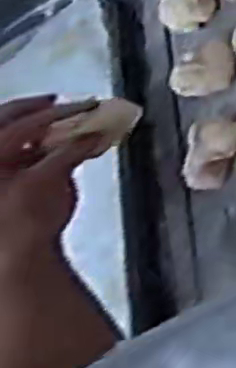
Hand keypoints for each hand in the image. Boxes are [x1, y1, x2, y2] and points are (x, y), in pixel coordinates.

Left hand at [0, 97, 97, 272]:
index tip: (89, 104)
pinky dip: (28, 152)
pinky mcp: (3, 191)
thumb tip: (93, 132)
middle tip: (56, 103)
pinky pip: (9, 163)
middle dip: (26, 114)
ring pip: (2, 146)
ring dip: (29, 133)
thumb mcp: (47, 181)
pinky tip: (49, 152)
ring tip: (57, 128)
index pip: (17, 124)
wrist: (5, 263)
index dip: (56, 112)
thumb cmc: (21, 221)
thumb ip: (69, 151)